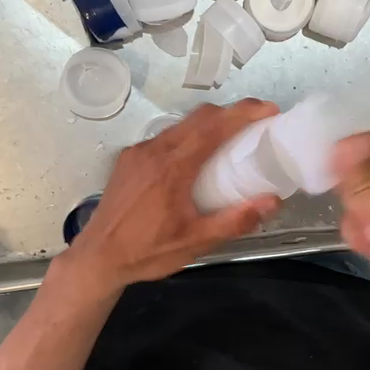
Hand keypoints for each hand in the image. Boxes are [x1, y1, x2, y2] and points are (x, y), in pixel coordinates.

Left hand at [58, 100, 282, 292]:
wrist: (97, 258)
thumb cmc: (146, 252)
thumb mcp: (195, 242)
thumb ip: (235, 220)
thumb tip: (273, 201)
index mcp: (172, 167)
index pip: (212, 127)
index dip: (243, 113)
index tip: (268, 111)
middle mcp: (153, 151)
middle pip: (198, 117)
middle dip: (230, 114)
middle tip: (257, 124)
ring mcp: (138, 153)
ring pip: (180, 125)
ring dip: (209, 124)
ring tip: (232, 139)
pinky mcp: (129, 159)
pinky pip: (165, 138)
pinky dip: (188, 137)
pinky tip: (197, 158)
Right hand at [332, 131, 369, 326]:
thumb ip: (362, 182)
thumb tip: (336, 148)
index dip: (358, 149)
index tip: (336, 163)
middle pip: (362, 169)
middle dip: (357, 194)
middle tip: (364, 211)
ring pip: (353, 197)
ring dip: (357, 218)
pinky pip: (354, 221)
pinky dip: (358, 235)